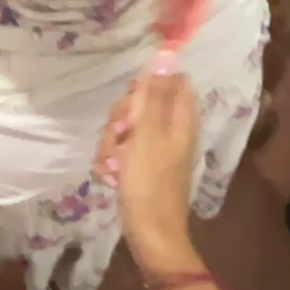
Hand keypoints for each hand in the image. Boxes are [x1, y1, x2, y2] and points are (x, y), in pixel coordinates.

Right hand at [111, 66, 200, 269]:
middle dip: (121, 117)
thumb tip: (167, 53)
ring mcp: (157, 149)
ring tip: (111, 164)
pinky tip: (109, 175)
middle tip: (119, 135)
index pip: (168, 80)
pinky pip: (123, 150)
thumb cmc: (149, 184)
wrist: (150, 235)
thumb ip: (153, 94)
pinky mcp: (143, 166)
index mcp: (180, 118)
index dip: (145, 86)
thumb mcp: (147, 134)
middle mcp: (172, 129)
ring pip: (127, 127)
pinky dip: (112, 160)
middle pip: (142, 102)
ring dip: (111, 142)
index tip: (131, 104)